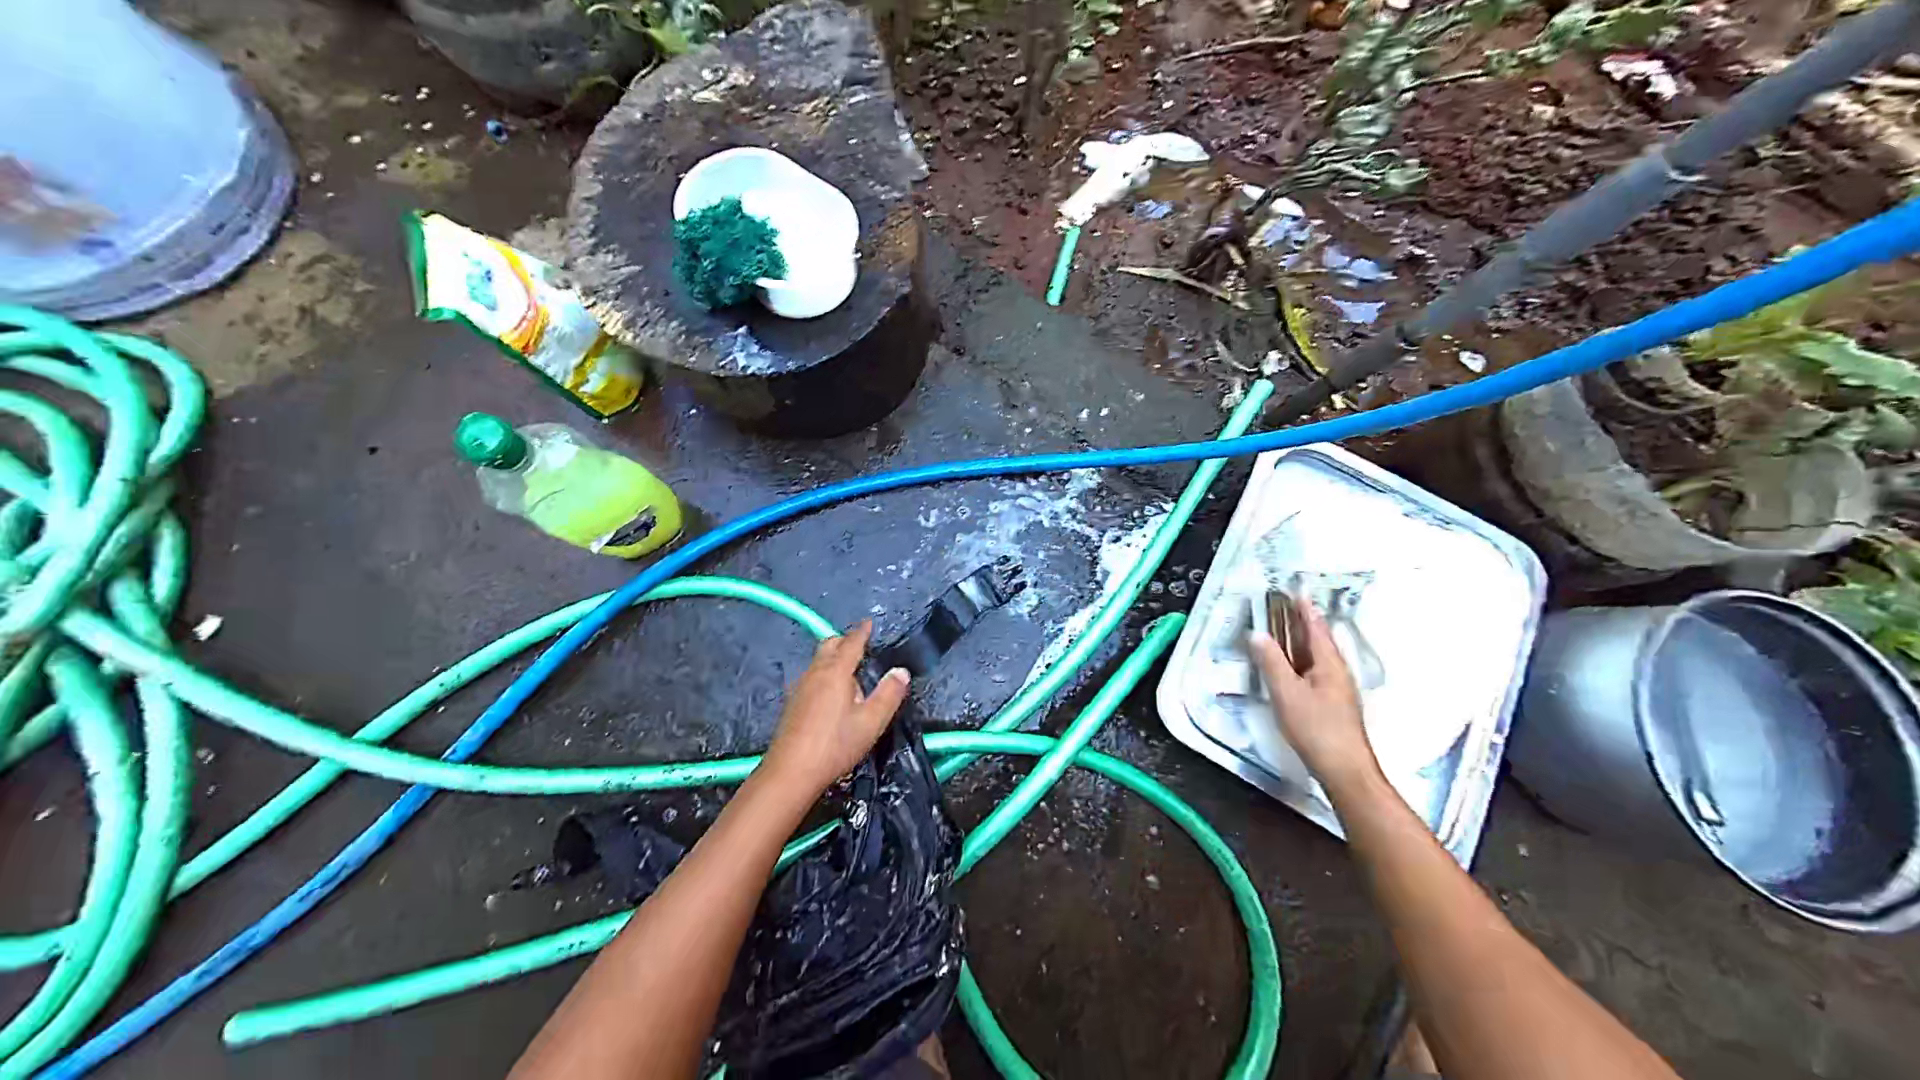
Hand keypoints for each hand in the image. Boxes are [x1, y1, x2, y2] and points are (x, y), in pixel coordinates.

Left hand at [761, 620, 909, 796]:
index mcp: (836, 672)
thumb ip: (889, 694)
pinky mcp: (792, 703)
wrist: (791, 772)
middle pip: (829, 645)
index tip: (869, 623)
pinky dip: (824, 673)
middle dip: (845, 641)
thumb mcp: (871, 721)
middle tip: (861, 645)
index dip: (862, 632)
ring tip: (849, 670)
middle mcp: (815, 672)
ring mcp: (799, 687)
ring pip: (818, 661)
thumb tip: (901, 671)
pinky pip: (811, 676)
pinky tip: (830, 693)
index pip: (851, 643)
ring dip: (833, 657)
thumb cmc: (835, 745)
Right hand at [1249, 595, 1378, 793]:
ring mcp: (1338, 689)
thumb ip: (1271, 662)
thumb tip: (1258, 635)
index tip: (1296, 591)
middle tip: (1286, 607)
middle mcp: (1337, 672)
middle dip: (1303, 622)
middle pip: (1319, 640)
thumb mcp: (1286, 693)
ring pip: (1317, 657)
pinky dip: (1302, 660)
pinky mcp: (1334, 704)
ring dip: (1302, 642)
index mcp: (1329, 663)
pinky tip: (1292, 668)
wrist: (1345, 770)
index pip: (1315, 627)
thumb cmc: (1316, 728)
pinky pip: (1316, 671)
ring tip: (1285, 632)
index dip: (1304, 609)